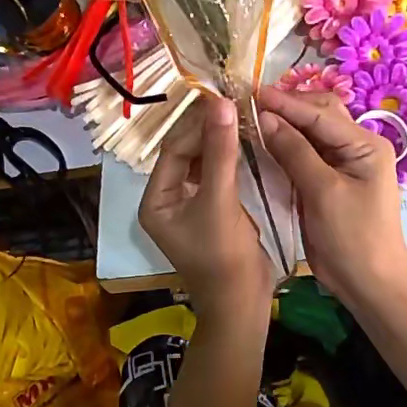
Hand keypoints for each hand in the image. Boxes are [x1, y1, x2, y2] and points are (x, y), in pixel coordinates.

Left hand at [139, 96, 274, 311]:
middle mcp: (168, 201)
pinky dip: (232, 161)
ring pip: (204, 165)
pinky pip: (219, 178)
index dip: (198, 127)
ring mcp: (191, 207)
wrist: (243, 303)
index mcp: (156, 200)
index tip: (226, 103)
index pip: (174, 151)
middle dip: (210, 133)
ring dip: (222, 145)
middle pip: (187, 155)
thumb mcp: (219, 201)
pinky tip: (249, 145)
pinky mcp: (214, 213)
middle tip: (238, 107)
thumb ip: (220, 153)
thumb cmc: (223, 256)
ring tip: (245, 120)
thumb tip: (222, 104)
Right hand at [256, 86, 406, 302]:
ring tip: (248, 119)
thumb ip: (295, 152)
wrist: (369, 284)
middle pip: (317, 117)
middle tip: (245, 105)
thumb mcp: (323, 192)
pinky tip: (260, 145)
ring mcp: (342, 166)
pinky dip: (284, 149)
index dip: (284, 102)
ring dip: (282, 128)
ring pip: (309, 136)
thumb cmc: (353, 239)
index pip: (320, 114)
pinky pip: (304, 157)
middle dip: (284, 109)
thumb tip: (264, 117)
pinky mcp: (327, 184)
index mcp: (365, 145)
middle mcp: (356, 148)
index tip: (248, 92)